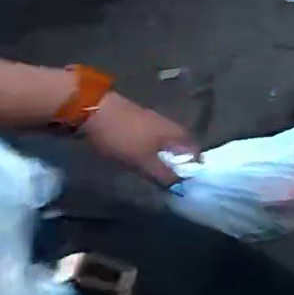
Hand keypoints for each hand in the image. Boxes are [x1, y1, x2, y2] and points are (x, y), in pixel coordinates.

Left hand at [81, 92, 197, 184]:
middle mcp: (173, 127)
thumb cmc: (124, 136)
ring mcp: (158, 122)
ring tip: (152, 169)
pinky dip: (152, 150)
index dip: (193, 168)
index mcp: (179, 135)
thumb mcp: (143, 160)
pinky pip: (155, 140)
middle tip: (167, 178)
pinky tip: (141, 156)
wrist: (97, 110)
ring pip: (167, 144)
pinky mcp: (143, 121)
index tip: (184, 182)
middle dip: (176, 164)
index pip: (196, 153)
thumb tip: (178, 184)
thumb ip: (162, 173)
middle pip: (182, 149)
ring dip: (163, 157)